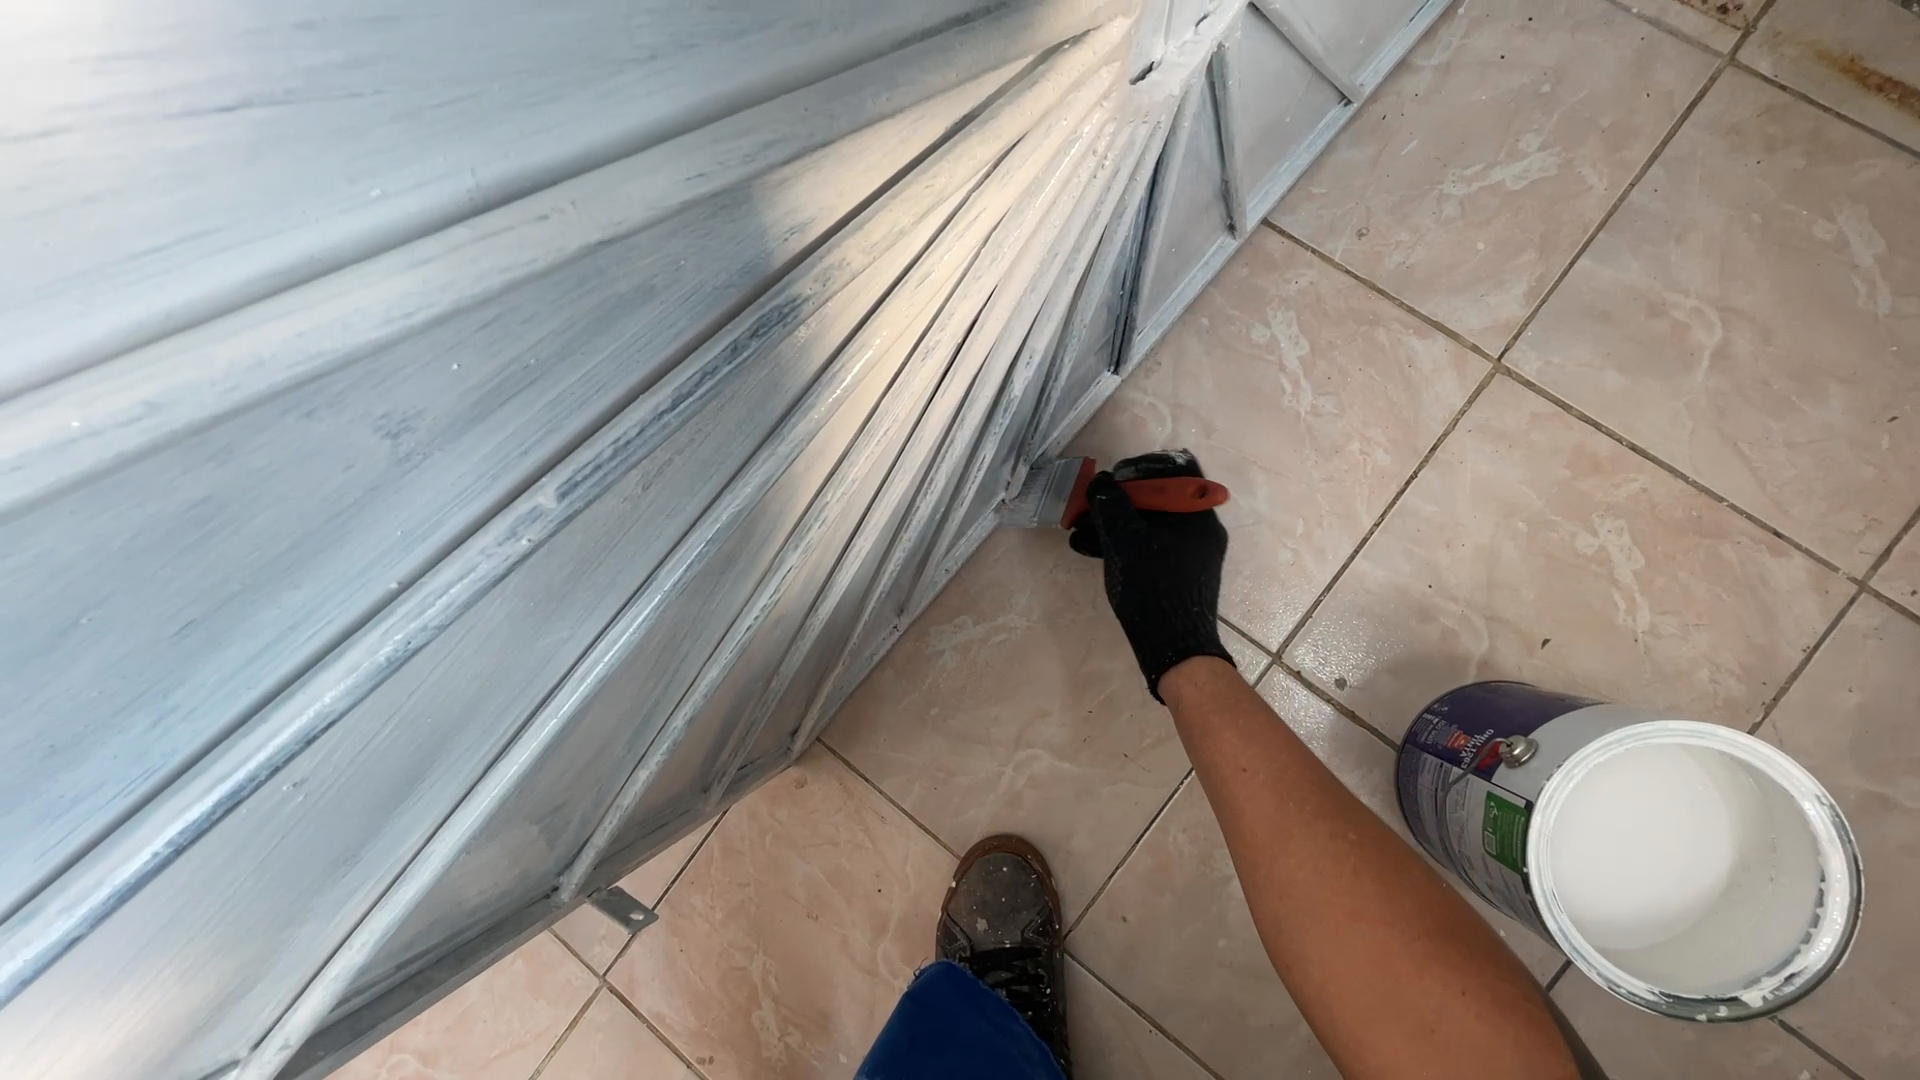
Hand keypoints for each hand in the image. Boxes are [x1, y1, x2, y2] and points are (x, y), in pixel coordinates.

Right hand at [1068, 450, 1231, 700]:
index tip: (1112, 479)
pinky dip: (1124, 543)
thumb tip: (1100, 481)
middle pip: (1158, 496)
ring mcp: (1191, 551)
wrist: (1174, 647)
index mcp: (1197, 512)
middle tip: (1088, 506)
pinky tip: (1089, 549)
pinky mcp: (1179, 571)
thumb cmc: (1152, 588)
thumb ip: (1110, 504)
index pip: (1176, 468)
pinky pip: (1150, 544)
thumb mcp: (1124, 541)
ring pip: (1150, 522)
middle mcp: (1200, 526)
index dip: (1141, 467)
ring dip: (1114, 522)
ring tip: (1079, 530)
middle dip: (1118, 498)